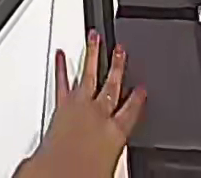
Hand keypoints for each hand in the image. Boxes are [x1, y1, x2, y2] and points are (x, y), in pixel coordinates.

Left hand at [15, 32, 146, 177]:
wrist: (58, 174)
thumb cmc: (84, 176)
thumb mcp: (111, 170)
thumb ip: (116, 156)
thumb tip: (120, 162)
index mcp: (115, 133)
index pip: (131, 112)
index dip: (138, 99)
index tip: (142, 86)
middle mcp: (98, 115)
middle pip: (111, 85)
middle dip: (117, 66)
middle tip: (121, 49)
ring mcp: (79, 106)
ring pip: (88, 74)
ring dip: (92, 54)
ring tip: (94, 36)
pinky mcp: (61, 105)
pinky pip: (62, 82)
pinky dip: (60, 67)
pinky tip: (59, 54)